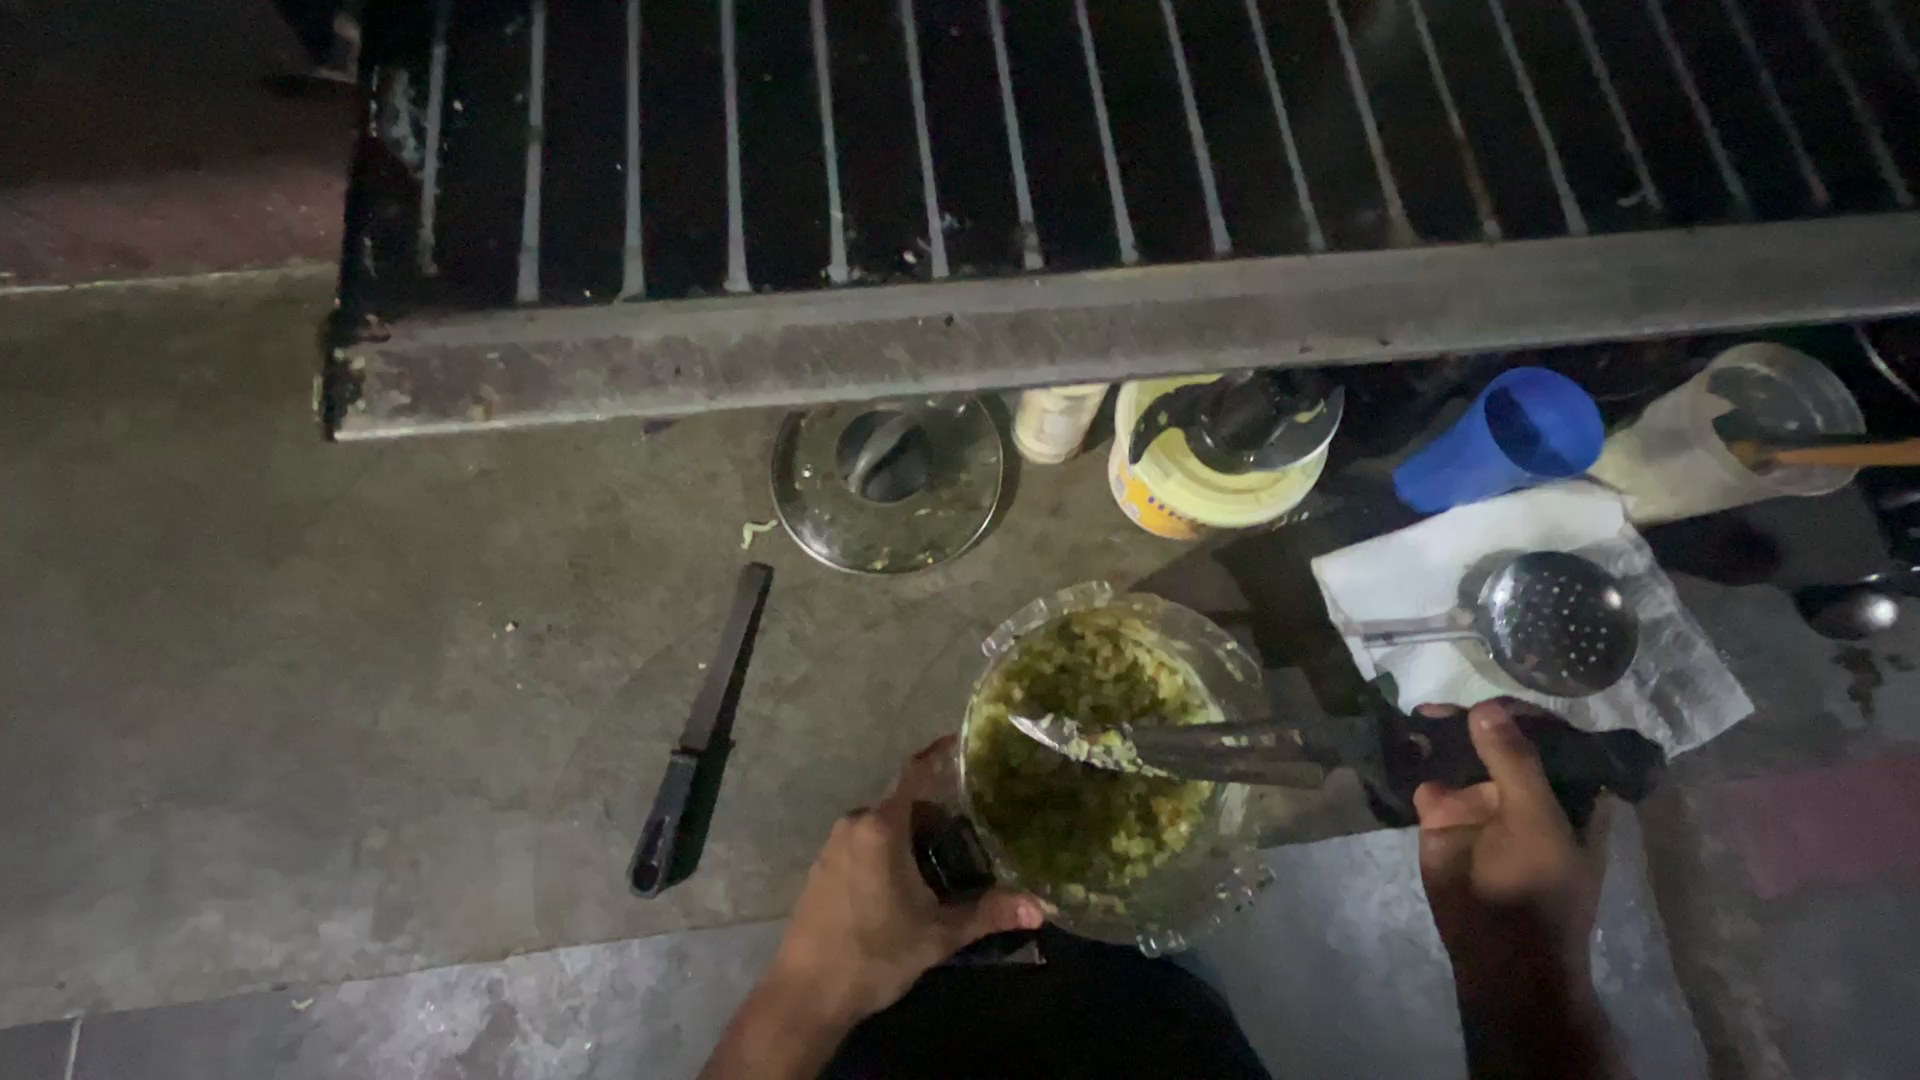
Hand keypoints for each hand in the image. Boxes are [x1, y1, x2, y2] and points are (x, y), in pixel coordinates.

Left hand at [768, 736, 1044, 1025]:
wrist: (805, 994)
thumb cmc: (875, 955)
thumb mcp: (938, 934)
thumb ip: (988, 913)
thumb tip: (1040, 907)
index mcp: (882, 826)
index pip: (914, 773)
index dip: (938, 755)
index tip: (961, 743)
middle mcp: (855, 823)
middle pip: (903, 802)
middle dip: (936, 814)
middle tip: (971, 834)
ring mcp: (833, 844)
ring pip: (882, 824)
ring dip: (911, 836)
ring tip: (944, 863)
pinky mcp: (822, 867)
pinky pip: (863, 842)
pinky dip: (887, 849)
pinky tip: (905, 884)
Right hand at [1413, 699, 1619, 1078]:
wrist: (1496, 948)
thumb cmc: (1539, 889)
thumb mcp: (1539, 823)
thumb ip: (1515, 764)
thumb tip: (1485, 706)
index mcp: (1568, 791)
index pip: (1553, 737)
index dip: (1526, 716)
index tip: (1494, 703)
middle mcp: (1523, 787)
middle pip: (1500, 736)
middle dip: (1474, 718)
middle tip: (1445, 707)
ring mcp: (1480, 798)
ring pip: (1460, 750)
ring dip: (1441, 731)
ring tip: (1421, 715)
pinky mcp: (1441, 810)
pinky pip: (1426, 773)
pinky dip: (1413, 755)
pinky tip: (1399, 738)